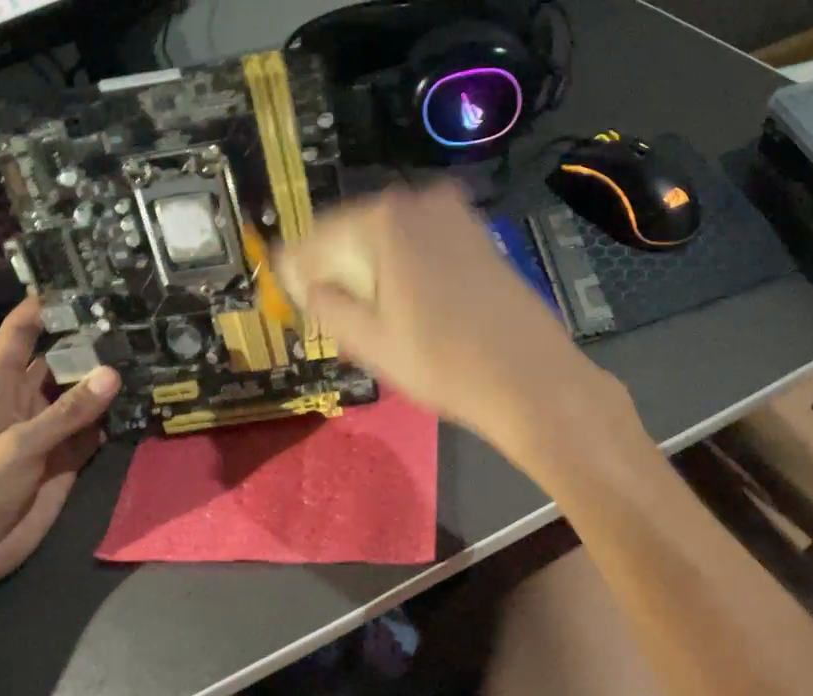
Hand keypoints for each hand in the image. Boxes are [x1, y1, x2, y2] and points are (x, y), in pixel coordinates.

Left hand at [0, 298, 120, 592]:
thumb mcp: (19, 445)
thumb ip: (67, 413)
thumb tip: (112, 374)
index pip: (18, 336)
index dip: (42, 309)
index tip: (76, 285)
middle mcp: (25, 404)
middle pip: (58, 364)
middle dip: (89, 345)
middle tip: (133, 322)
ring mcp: (48, 434)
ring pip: (82, 399)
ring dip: (107, 385)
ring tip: (147, 357)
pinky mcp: (67, 462)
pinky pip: (94, 434)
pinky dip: (115, 422)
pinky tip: (142, 405)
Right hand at [276, 183, 620, 452]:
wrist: (529, 378)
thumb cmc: (442, 364)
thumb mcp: (370, 343)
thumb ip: (328, 306)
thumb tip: (308, 285)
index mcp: (382, 221)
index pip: (317, 241)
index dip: (296, 271)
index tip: (283, 289)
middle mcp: (417, 201)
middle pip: (356, 235)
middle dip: (338, 271)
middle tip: (324, 313)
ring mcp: (454, 215)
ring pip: (391, 241)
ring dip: (372, 272)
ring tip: (364, 317)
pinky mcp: (479, 236)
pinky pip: (423, 247)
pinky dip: (405, 270)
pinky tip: (406, 307)